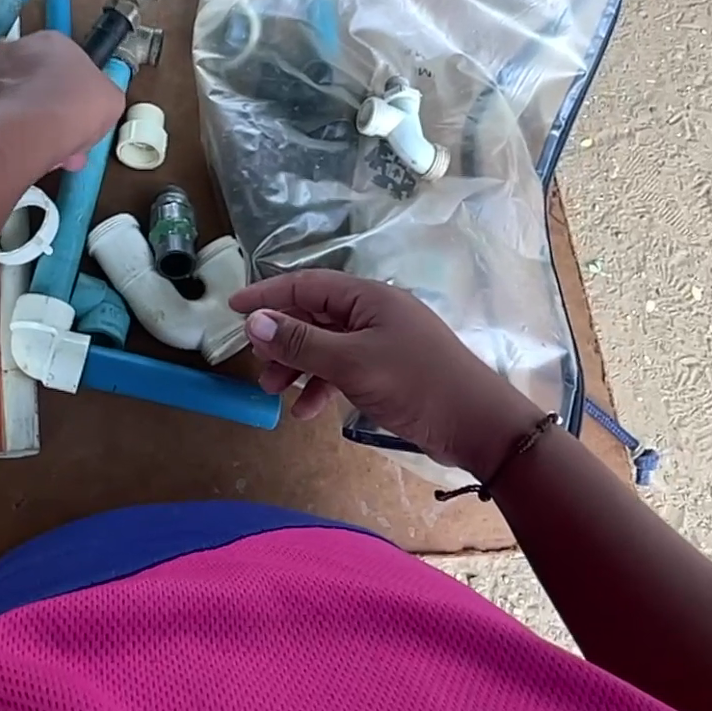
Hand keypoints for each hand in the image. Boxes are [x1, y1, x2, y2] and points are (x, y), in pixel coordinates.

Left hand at [0, 31, 124, 171]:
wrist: (32, 128)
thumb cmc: (79, 104)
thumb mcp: (111, 98)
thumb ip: (100, 95)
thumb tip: (93, 104)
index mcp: (51, 40)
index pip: (64, 62)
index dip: (75, 91)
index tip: (81, 114)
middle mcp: (14, 48)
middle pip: (36, 80)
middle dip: (51, 109)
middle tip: (66, 137)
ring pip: (17, 103)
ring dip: (33, 126)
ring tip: (51, 154)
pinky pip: (0, 120)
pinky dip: (14, 136)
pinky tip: (31, 156)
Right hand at [229, 270, 547, 478]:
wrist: (479, 426)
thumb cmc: (414, 384)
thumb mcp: (351, 363)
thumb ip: (300, 341)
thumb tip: (254, 320)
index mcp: (367, 297)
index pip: (305, 284)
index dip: (266, 294)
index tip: (232, 308)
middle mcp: (373, 312)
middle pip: (313, 315)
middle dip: (282, 340)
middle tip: (260, 367)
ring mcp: (382, 341)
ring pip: (325, 344)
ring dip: (298, 366)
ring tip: (276, 393)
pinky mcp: (388, 369)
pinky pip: (344, 368)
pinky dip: (323, 385)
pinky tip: (307, 411)